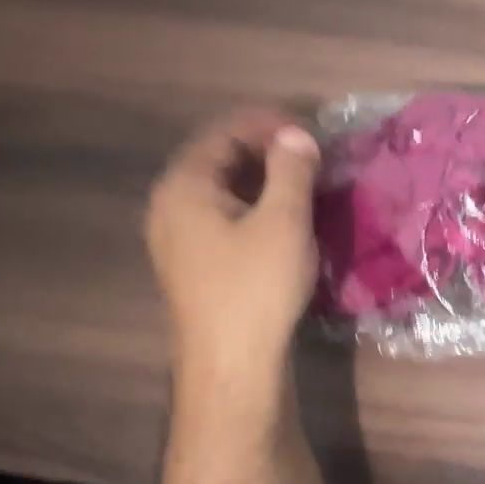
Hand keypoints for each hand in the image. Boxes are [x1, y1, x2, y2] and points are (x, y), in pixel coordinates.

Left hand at [146, 110, 320, 385]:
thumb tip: (296, 136)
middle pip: (218, 160)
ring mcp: (179, 238)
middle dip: (266, 150)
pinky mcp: (195, 264)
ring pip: (223, 191)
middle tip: (313, 154)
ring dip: (263, 180)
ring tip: (306, 182)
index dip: (266, 124)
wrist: (232, 359)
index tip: (311, 129)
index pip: (222, 134)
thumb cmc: (256, 285)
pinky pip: (224, 217)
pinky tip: (286, 219)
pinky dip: (255, 206)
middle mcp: (170, 206)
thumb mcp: (283, 222)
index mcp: (184, 187)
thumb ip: (291, 172)